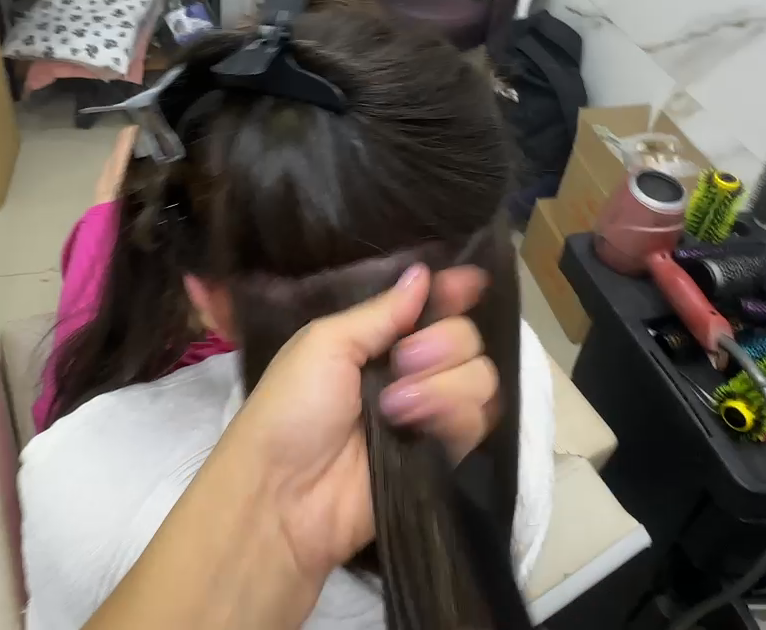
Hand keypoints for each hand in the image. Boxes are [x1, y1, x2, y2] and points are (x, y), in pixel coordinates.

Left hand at [212, 263, 499, 582]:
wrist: (284, 494)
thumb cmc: (292, 406)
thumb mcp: (326, 343)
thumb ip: (381, 312)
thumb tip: (423, 271)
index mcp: (376, 336)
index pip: (429, 305)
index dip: (455, 291)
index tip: (473, 281)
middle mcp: (409, 369)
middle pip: (466, 337)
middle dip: (442, 343)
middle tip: (403, 363)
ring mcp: (429, 412)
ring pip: (480, 377)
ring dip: (443, 385)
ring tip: (396, 406)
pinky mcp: (442, 454)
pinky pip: (477, 422)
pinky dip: (453, 416)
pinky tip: (416, 424)